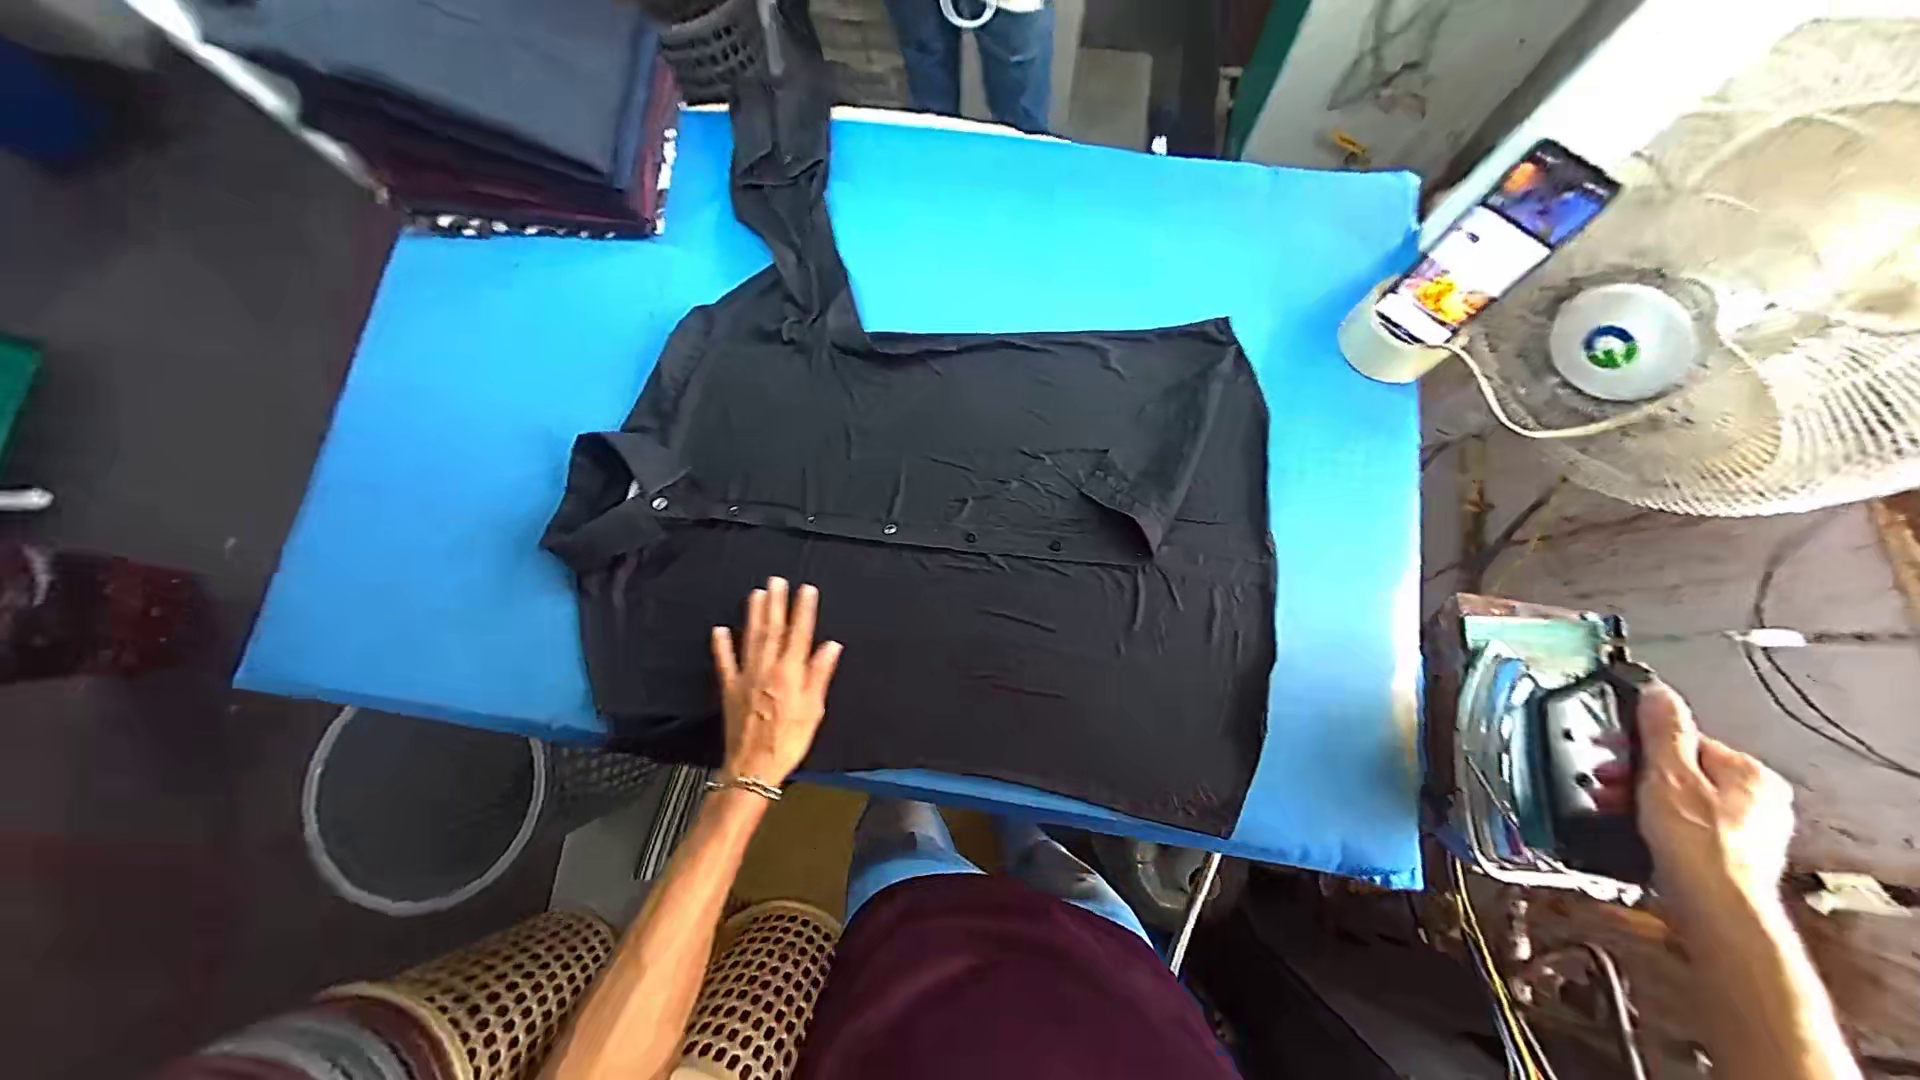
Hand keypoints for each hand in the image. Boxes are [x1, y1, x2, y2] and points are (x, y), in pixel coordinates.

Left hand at [711, 577, 842, 785]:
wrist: (754, 767)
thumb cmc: (788, 741)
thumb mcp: (814, 709)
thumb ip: (819, 675)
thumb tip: (830, 647)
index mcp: (790, 673)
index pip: (799, 634)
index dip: (803, 610)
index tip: (806, 590)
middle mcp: (767, 669)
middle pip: (773, 629)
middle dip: (776, 603)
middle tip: (777, 580)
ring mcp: (746, 677)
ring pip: (751, 638)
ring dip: (754, 614)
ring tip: (757, 593)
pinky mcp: (730, 689)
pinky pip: (725, 662)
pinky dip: (722, 645)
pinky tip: (719, 630)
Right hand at [1632, 680, 1795, 906]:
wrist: (1712, 905)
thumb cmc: (1696, 843)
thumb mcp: (1668, 774)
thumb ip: (1663, 730)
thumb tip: (1658, 693)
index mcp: (1751, 774)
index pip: (1683, 740)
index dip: (1639, 746)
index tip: (1613, 754)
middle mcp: (1757, 799)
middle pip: (1678, 768)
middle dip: (1634, 773)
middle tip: (1608, 781)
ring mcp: (1744, 828)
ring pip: (1676, 795)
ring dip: (1637, 796)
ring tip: (1612, 805)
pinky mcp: (1723, 849)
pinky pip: (1680, 820)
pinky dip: (1652, 819)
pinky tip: (1634, 826)